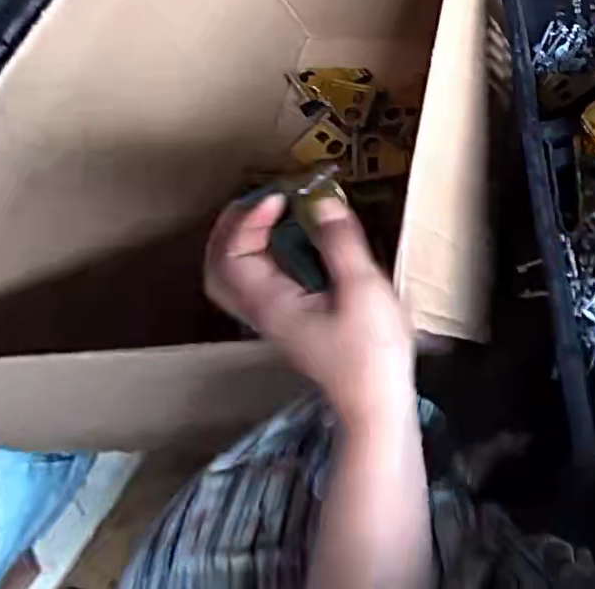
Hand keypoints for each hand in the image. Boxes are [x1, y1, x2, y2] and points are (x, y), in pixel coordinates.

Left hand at [205, 194, 414, 427]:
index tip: (283, 194)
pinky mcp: (295, 321)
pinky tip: (296, 244)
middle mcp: (263, 311)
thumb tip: (322, 200)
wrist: (375, 399)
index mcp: (270, 302)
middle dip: (231, 228)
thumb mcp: (361, 287)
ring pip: (237, 277)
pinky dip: (265, 254)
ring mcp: (276, 319)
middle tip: (259, 198)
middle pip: (220, 268)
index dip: (250, 218)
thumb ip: (340, 242)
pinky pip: (261, 281)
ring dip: (244, 240)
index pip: (233, 255)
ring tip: (272, 213)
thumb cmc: (370, 347)